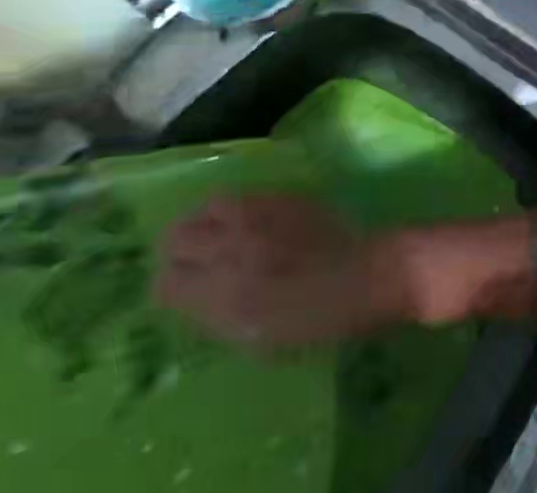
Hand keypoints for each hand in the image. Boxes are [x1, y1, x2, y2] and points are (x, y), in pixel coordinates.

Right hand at [155, 194, 407, 349]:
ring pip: (206, 208)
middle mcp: (232, 249)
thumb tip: (202, 300)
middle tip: (194, 260)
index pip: (166, 283)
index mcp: (221, 293)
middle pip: (177, 239)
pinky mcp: (284, 199)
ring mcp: (259, 218)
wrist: (370, 274)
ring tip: (214, 233)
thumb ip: (221, 317)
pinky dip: (235, 207)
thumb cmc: (320, 320)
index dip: (172, 289)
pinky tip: (246, 219)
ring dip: (203, 222)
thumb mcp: (259, 339)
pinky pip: (243, 196)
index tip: (183, 293)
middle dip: (179, 251)